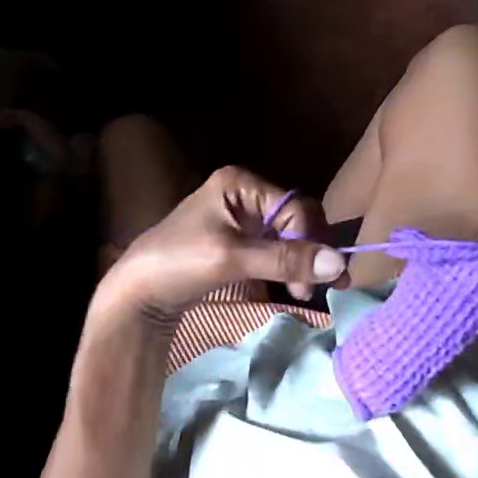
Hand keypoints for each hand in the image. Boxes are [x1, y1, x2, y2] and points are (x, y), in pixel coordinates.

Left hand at [98, 166, 349, 323]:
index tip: (318, 281)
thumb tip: (339, 262)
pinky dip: (285, 269)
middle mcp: (244, 194)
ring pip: (287, 237)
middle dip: (309, 254)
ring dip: (299, 264)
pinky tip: (293, 288)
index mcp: (240, 183)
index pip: (295, 208)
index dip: (311, 242)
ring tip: (303, 294)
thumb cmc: (178, 264)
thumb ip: (284, 260)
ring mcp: (240, 218)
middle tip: (315, 290)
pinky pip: (273, 250)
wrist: (138, 293)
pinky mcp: (237, 242)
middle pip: (296, 221)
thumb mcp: (232, 258)